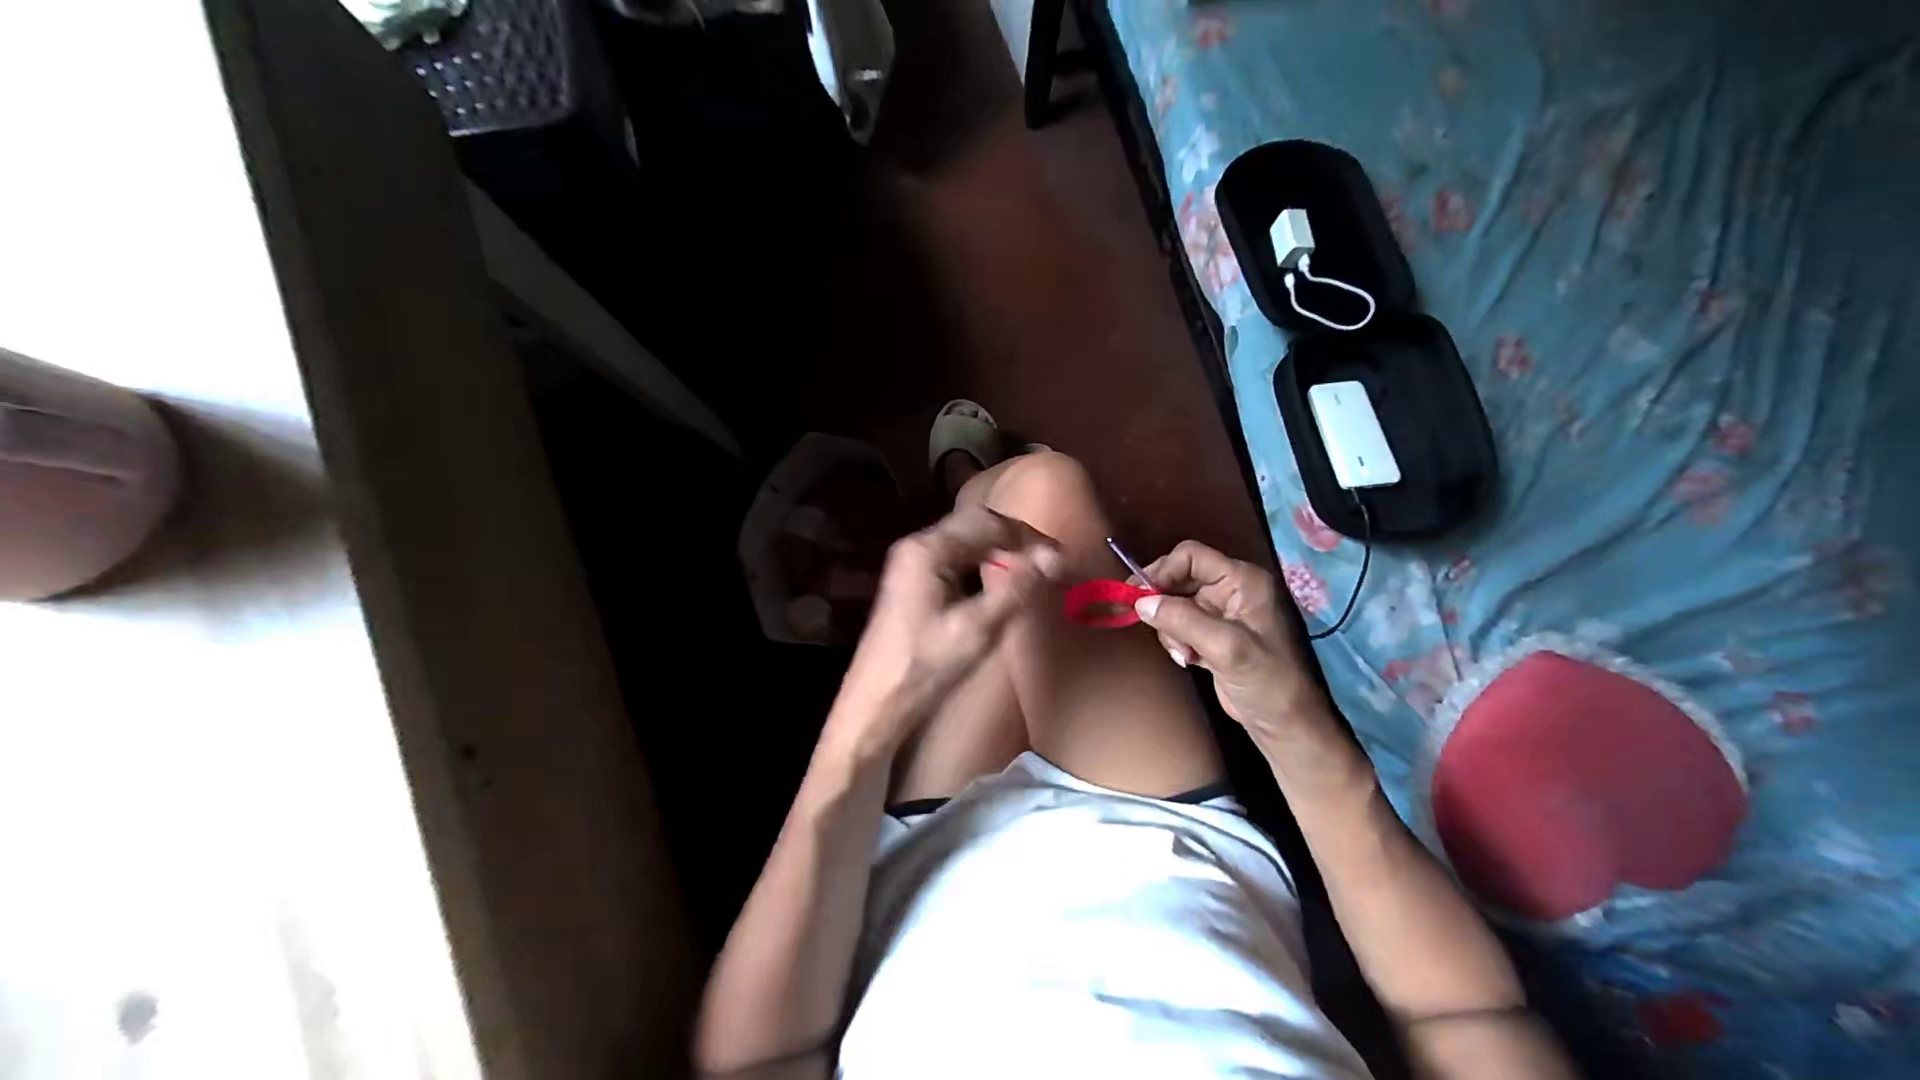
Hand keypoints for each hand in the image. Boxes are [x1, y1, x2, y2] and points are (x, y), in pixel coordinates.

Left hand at [825, 504, 1063, 761]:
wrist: (874, 704)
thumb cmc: (924, 669)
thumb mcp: (977, 630)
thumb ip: (1015, 589)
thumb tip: (1052, 558)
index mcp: (927, 550)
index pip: (989, 523)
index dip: (1029, 537)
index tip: (1061, 557)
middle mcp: (917, 545)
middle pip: (976, 525)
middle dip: (1016, 539)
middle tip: (1050, 562)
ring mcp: (911, 562)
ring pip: (966, 540)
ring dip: (1001, 550)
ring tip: (1033, 570)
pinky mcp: (912, 580)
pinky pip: (955, 558)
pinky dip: (983, 563)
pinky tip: (1000, 582)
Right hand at [1131, 541, 1327, 749]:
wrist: (1284, 723)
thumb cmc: (1267, 681)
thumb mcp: (1226, 647)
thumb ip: (1183, 620)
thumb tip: (1141, 602)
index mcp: (1243, 581)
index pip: (1191, 556)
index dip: (1163, 571)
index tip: (1141, 596)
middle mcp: (1231, 590)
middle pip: (1179, 577)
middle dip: (1163, 602)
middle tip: (1145, 621)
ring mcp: (1221, 612)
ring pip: (1174, 602)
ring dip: (1170, 628)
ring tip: (1184, 653)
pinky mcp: (1212, 634)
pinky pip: (1179, 624)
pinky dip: (1176, 640)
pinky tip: (1189, 659)